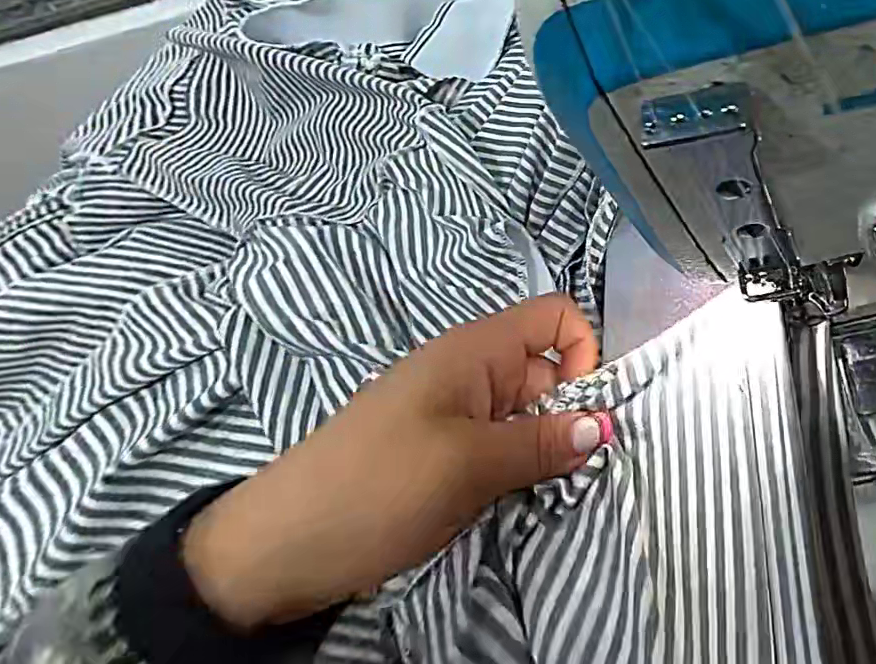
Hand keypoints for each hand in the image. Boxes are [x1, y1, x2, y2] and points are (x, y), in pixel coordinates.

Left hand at [180, 293, 612, 628]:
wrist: (267, 556)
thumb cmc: (374, 486)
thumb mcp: (467, 466)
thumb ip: (544, 443)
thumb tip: (607, 425)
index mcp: (477, 350)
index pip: (556, 318)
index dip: (583, 351)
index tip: (583, 407)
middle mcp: (472, 370)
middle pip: (549, 371)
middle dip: (568, 413)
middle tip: (569, 468)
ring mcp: (457, 410)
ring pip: (528, 413)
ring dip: (542, 448)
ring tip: (534, 491)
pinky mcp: (444, 447)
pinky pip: (501, 442)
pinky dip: (516, 466)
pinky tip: (508, 499)